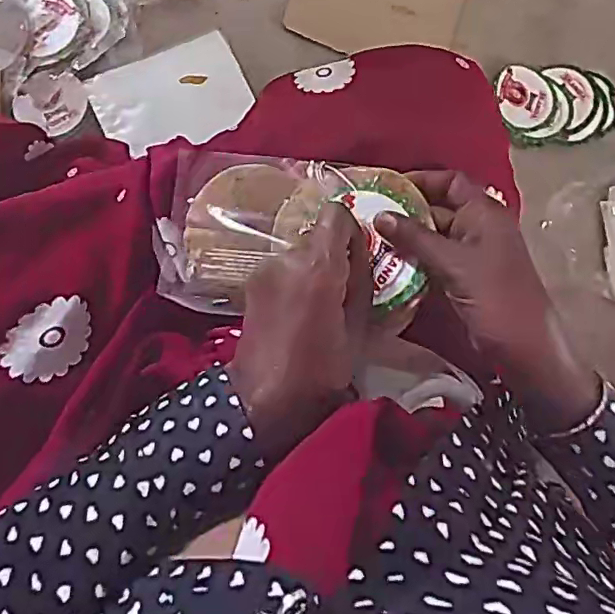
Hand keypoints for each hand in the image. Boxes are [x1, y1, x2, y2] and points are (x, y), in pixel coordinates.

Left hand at [231, 204, 371, 453]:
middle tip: (343, 288)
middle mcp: (287, 257)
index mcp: (318, 266)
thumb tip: (363, 251)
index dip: (352, 229)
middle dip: (334, 255)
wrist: (262, 399)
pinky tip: (298, 310)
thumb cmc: (319, 371)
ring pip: (300, 252)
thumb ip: (361, 280)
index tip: (359, 253)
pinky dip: (294, 278)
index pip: (336, 214)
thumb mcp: (357, 327)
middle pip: (319, 235)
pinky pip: (283, 267)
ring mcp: (265, 267)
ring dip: (312, 268)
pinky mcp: (252, 280)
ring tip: (320, 304)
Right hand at [374, 171, 600, 431]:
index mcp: (484, 213)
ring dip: (407, 235)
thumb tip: (379, 214)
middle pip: (439, 207)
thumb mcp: (453, 263)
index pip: (451, 181)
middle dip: (407, 210)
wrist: (523, 348)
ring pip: (434, 235)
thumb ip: (415, 237)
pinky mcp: (465, 276)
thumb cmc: (495, 296)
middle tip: (370, 212)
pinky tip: (388, 261)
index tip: (389, 185)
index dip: (422, 179)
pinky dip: (415, 256)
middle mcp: (479, 226)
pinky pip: (435, 257)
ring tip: (372, 236)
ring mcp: (472, 253)